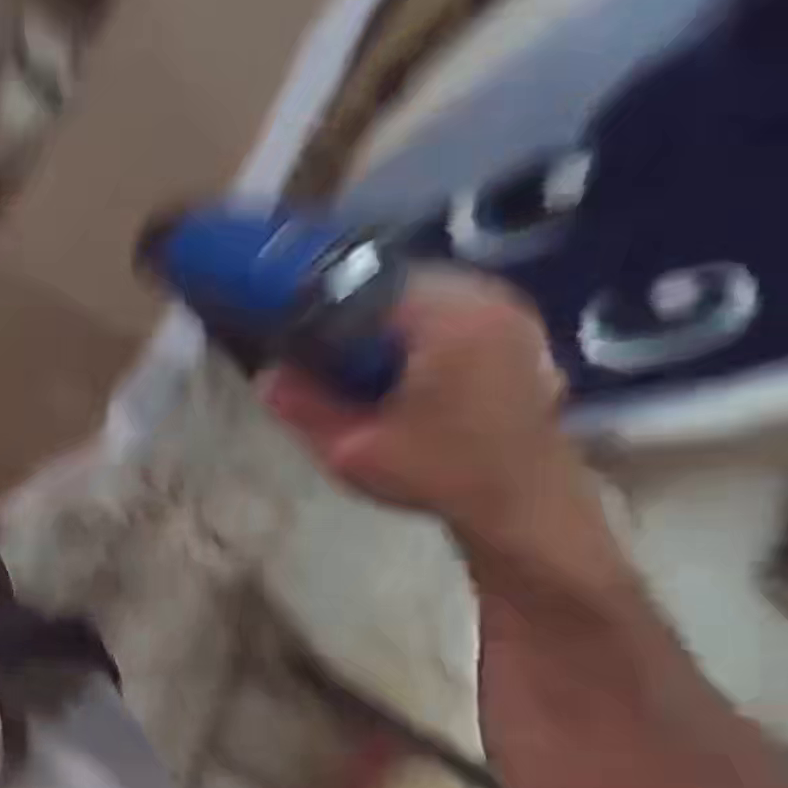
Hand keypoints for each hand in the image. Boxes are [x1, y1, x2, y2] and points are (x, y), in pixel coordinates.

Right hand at [261, 265, 571, 531]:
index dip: (322, 309)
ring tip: (356, 360)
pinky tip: (397, 365)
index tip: (295, 338)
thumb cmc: (438, 474)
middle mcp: (488, 302)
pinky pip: (453, 308)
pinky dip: (418, 326)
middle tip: (321, 353)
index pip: (366, 286)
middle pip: (397, 284)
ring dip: (386, 319)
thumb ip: (303, 408)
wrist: (522, 503)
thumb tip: (265, 375)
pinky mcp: (519, 331)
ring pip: (425, 294)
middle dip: (354, 312)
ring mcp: (511, 313)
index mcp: (450, 322)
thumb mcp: (352, 449)